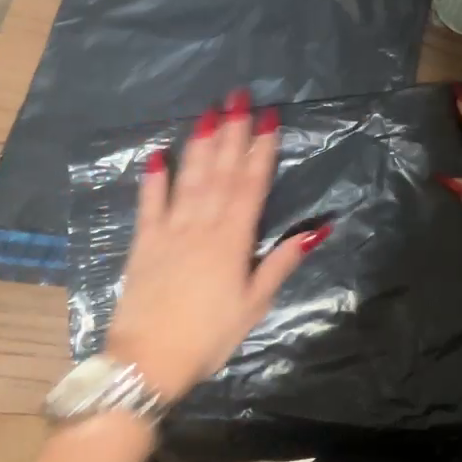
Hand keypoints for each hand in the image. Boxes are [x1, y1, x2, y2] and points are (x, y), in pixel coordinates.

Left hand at [104, 92, 328, 398]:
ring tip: (209, 112)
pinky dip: (154, 179)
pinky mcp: (143, 244)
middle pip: (220, 172)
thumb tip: (319, 229)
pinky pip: (149, 204)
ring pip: (189, 179)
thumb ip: (281, 263)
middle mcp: (202, 226)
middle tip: (238, 98)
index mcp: (233, 240)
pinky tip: (157, 154)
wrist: (146, 364)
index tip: (268, 117)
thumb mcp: (254, 305)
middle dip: (231, 133)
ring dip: (200, 144)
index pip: (251, 184)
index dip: (260, 149)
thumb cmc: (208, 337)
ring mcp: (169, 232)